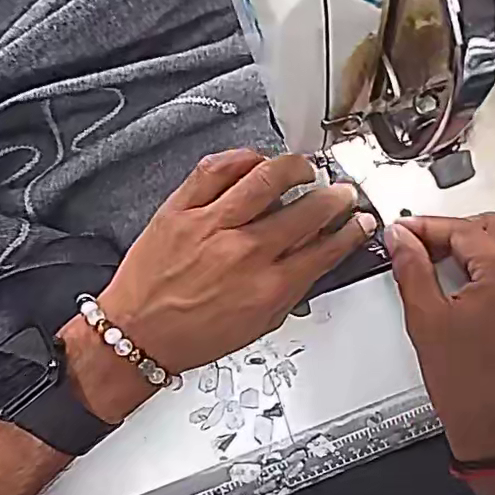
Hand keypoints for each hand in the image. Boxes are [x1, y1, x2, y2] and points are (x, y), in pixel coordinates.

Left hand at [61, 149, 372, 421]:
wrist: (137, 335)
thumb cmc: (191, 336)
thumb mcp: (258, 325)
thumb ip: (291, 290)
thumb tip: (315, 259)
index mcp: (268, 287)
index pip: (325, 248)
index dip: (350, 230)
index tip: (357, 221)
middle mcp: (244, 252)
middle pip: (307, 210)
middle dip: (335, 197)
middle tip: (340, 192)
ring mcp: (211, 226)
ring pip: (266, 178)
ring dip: (296, 168)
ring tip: (303, 169)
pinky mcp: (181, 210)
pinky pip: (216, 169)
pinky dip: (242, 158)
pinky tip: (254, 161)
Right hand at [385, 213, 494, 463]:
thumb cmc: (470, 385)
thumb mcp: (425, 318)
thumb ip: (412, 268)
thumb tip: (402, 239)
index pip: (462, 229)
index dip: (426, 227)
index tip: (403, 233)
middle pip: (492, 226)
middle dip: (451, 231)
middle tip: (418, 245)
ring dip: (482, 239)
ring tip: (449, 256)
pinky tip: (476, 276)